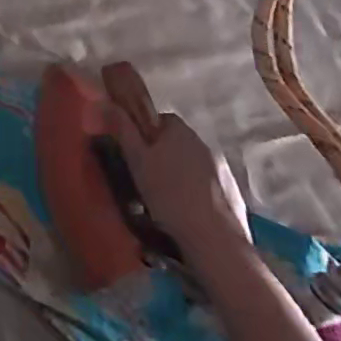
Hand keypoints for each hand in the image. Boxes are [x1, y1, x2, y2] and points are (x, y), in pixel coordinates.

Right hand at [104, 91, 250, 253]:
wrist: (214, 238)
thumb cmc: (168, 194)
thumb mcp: (136, 161)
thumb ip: (124, 130)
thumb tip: (108, 102)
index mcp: (179, 130)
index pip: (161, 119)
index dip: (147, 132)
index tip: (137, 151)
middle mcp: (203, 143)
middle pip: (178, 140)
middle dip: (164, 152)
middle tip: (147, 175)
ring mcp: (221, 168)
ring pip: (193, 162)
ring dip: (181, 172)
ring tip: (167, 197)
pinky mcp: (233, 192)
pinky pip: (208, 184)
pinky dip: (198, 191)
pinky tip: (188, 210)